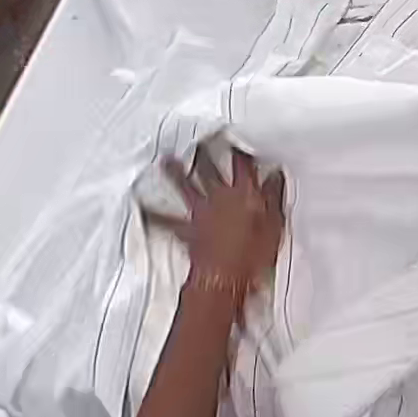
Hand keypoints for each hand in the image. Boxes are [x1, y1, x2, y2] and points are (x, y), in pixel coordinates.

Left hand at [156, 148, 284, 300]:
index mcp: (245, 193)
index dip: (241, 151)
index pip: (244, 164)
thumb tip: (276, 178)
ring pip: (184, 185)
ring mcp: (201, 211)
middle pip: (210, 168)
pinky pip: (164, 220)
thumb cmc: (253, 253)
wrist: (228, 276)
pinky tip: (142, 208)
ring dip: (175, 172)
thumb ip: (274, 196)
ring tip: (167, 160)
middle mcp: (220, 197)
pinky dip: (152, 215)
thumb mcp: (276, 222)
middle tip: (201, 140)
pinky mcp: (186, 229)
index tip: (238, 142)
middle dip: (205, 152)